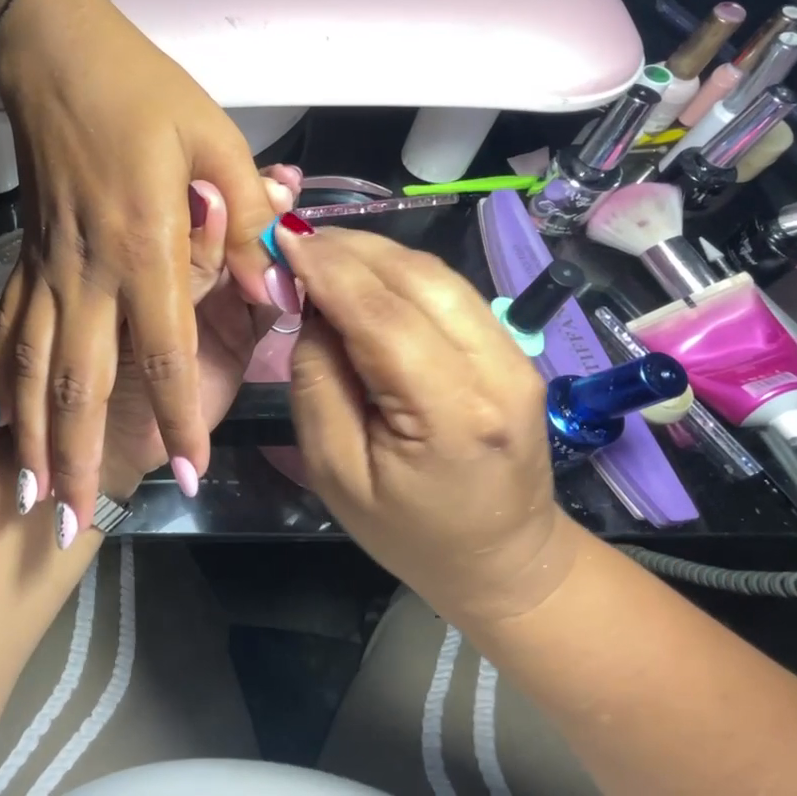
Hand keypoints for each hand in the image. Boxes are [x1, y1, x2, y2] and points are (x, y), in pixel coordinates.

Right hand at [0, 0, 280, 538]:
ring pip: (33, 366)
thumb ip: (247, 211)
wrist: (53, 58)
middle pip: (80, 379)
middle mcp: (88, 272)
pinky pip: (6, 328)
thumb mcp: (212, 136)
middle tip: (76, 520)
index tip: (185, 474)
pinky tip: (1, 412)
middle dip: (79, 453)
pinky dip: (2, 378)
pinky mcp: (23, 256)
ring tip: (29, 491)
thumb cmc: (141, 91)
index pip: (163, 349)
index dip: (175, 416)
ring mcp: (46, 268)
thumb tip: (283, 283)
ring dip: (30, 432)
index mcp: (144, 243)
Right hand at [274, 224, 582, 624]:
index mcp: (452, 414)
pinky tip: (359, 271)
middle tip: (290, 238)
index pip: (383, 316)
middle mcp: (497, 371)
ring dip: (372, 252)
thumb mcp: (335, 471)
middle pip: (417, 279)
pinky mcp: (513, 349)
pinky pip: (448, 290)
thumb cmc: (408, 532)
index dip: (328, 269)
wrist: (504, 561)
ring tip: (317, 250)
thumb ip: (317, 382)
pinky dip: (397, 270)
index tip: (280, 237)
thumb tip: (311, 307)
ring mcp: (515, 355)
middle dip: (348, 248)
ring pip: (436, 274)